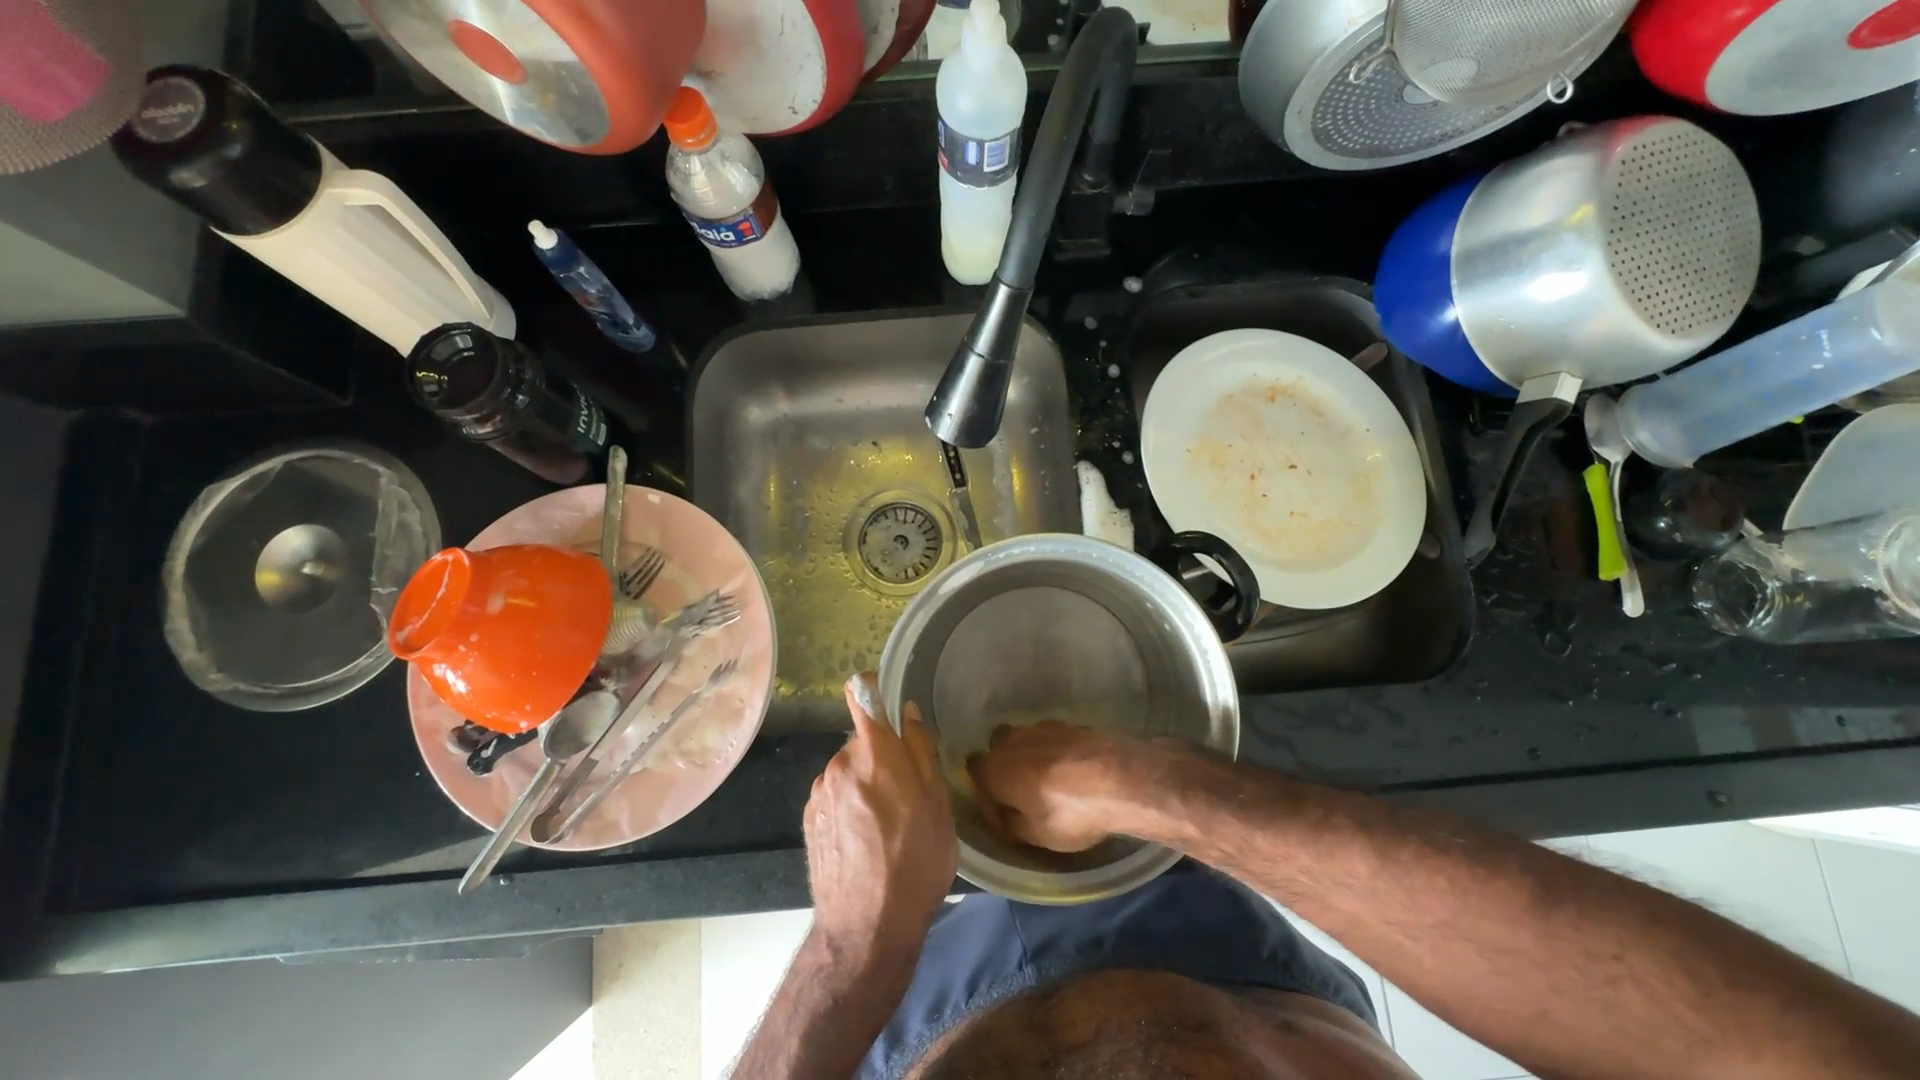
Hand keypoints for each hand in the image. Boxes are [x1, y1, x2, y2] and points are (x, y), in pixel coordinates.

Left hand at [804, 673, 956, 963]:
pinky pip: (835, 796)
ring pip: (849, 771)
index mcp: (873, 753)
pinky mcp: (808, 819)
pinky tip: (867, 841)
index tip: (892, 705)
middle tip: (909, 793)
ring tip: (889, 825)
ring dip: (866, 784)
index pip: (861, 694)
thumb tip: (908, 713)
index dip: (875, 691)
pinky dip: (850, 806)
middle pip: (862, 742)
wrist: (867, 927)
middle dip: (882, 756)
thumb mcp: (937, 806)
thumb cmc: (915, 863)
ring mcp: (819, 793)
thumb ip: (920, 751)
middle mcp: (838, 764)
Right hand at [966, 721, 1164, 852]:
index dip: (983, 786)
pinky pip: (1056, 738)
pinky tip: (1077, 770)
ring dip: (1034, 755)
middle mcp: (1014, 740)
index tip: (999, 805)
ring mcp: (1045, 727)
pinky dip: (1061, 751)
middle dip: (1006, 763)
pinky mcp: (1074, 723)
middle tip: (1025, 790)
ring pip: (1028, 738)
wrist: (1123, 778)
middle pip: (999, 745)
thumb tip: (1004, 813)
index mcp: (995, 767)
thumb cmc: (1070, 813)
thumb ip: (1010, 823)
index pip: (972, 766)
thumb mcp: (1035, 835)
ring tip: (1055, 780)